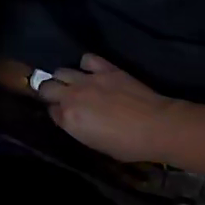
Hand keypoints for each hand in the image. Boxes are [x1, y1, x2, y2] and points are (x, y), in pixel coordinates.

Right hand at [36, 54, 181, 162]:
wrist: (157, 127)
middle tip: (60, 97)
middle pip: (46, 87)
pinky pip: (87, 59)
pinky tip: (92, 71)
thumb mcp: (92, 143)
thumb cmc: (126, 145)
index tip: (64, 115)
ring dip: (63, 78)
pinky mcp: (107, 70)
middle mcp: (72, 96)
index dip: (56, 112)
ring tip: (73, 83)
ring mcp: (88, 80)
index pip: (50, 110)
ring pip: (61, 71)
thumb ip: (75, 127)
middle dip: (50, 92)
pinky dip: (86, 64)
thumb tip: (68, 117)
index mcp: (67, 119)